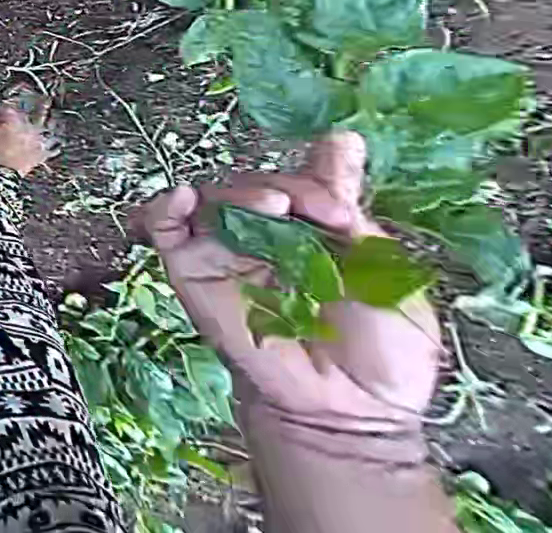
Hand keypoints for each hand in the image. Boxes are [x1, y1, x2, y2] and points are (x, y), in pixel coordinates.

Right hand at [133, 131, 441, 431]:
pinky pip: (163, 227)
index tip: (339, 198)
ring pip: (212, 198)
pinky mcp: (190, 268)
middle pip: (253, 185)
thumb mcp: (388, 274)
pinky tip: (180, 196)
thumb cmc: (381, 353)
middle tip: (314, 209)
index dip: (317, 175)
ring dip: (237, 194)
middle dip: (283, 186)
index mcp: (309, 229)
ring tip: (270, 206)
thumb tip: (342, 138)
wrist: (348, 413)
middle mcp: (262, 233)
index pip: (299, 182)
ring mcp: (223, 249)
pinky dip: (163, 207)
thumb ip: (353, 212)